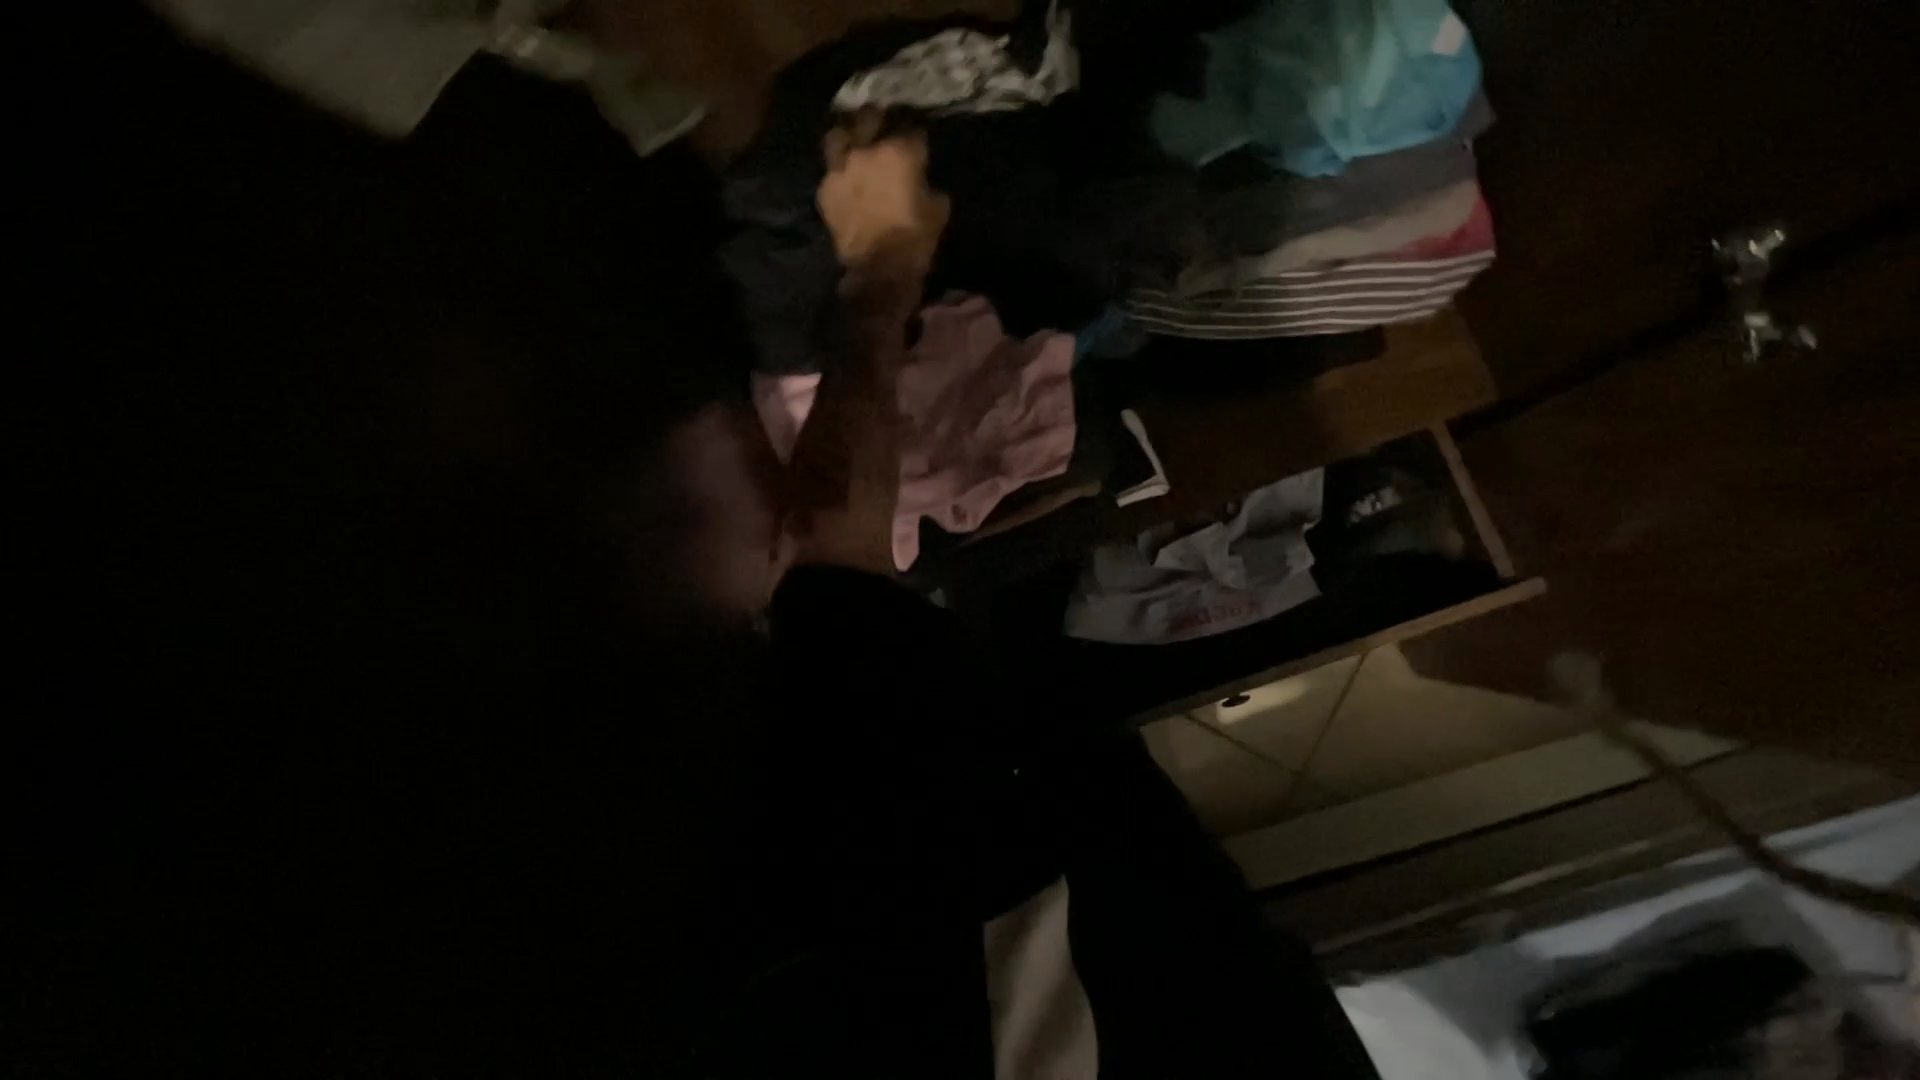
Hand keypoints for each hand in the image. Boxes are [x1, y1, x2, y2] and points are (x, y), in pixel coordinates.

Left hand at [816, 111, 949, 274]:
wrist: (880, 270)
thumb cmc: (916, 239)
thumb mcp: (938, 208)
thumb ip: (927, 184)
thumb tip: (921, 179)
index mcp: (900, 151)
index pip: (912, 129)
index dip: (916, 135)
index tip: (918, 141)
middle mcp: (867, 150)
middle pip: (869, 118)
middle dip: (878, 120)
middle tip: (882, 126)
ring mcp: (841, 167)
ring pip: (839, 135)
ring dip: (847, 136)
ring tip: (853, 142)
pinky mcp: (825, 189)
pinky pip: (830, 171)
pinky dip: (838, 172)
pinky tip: (844, 179)